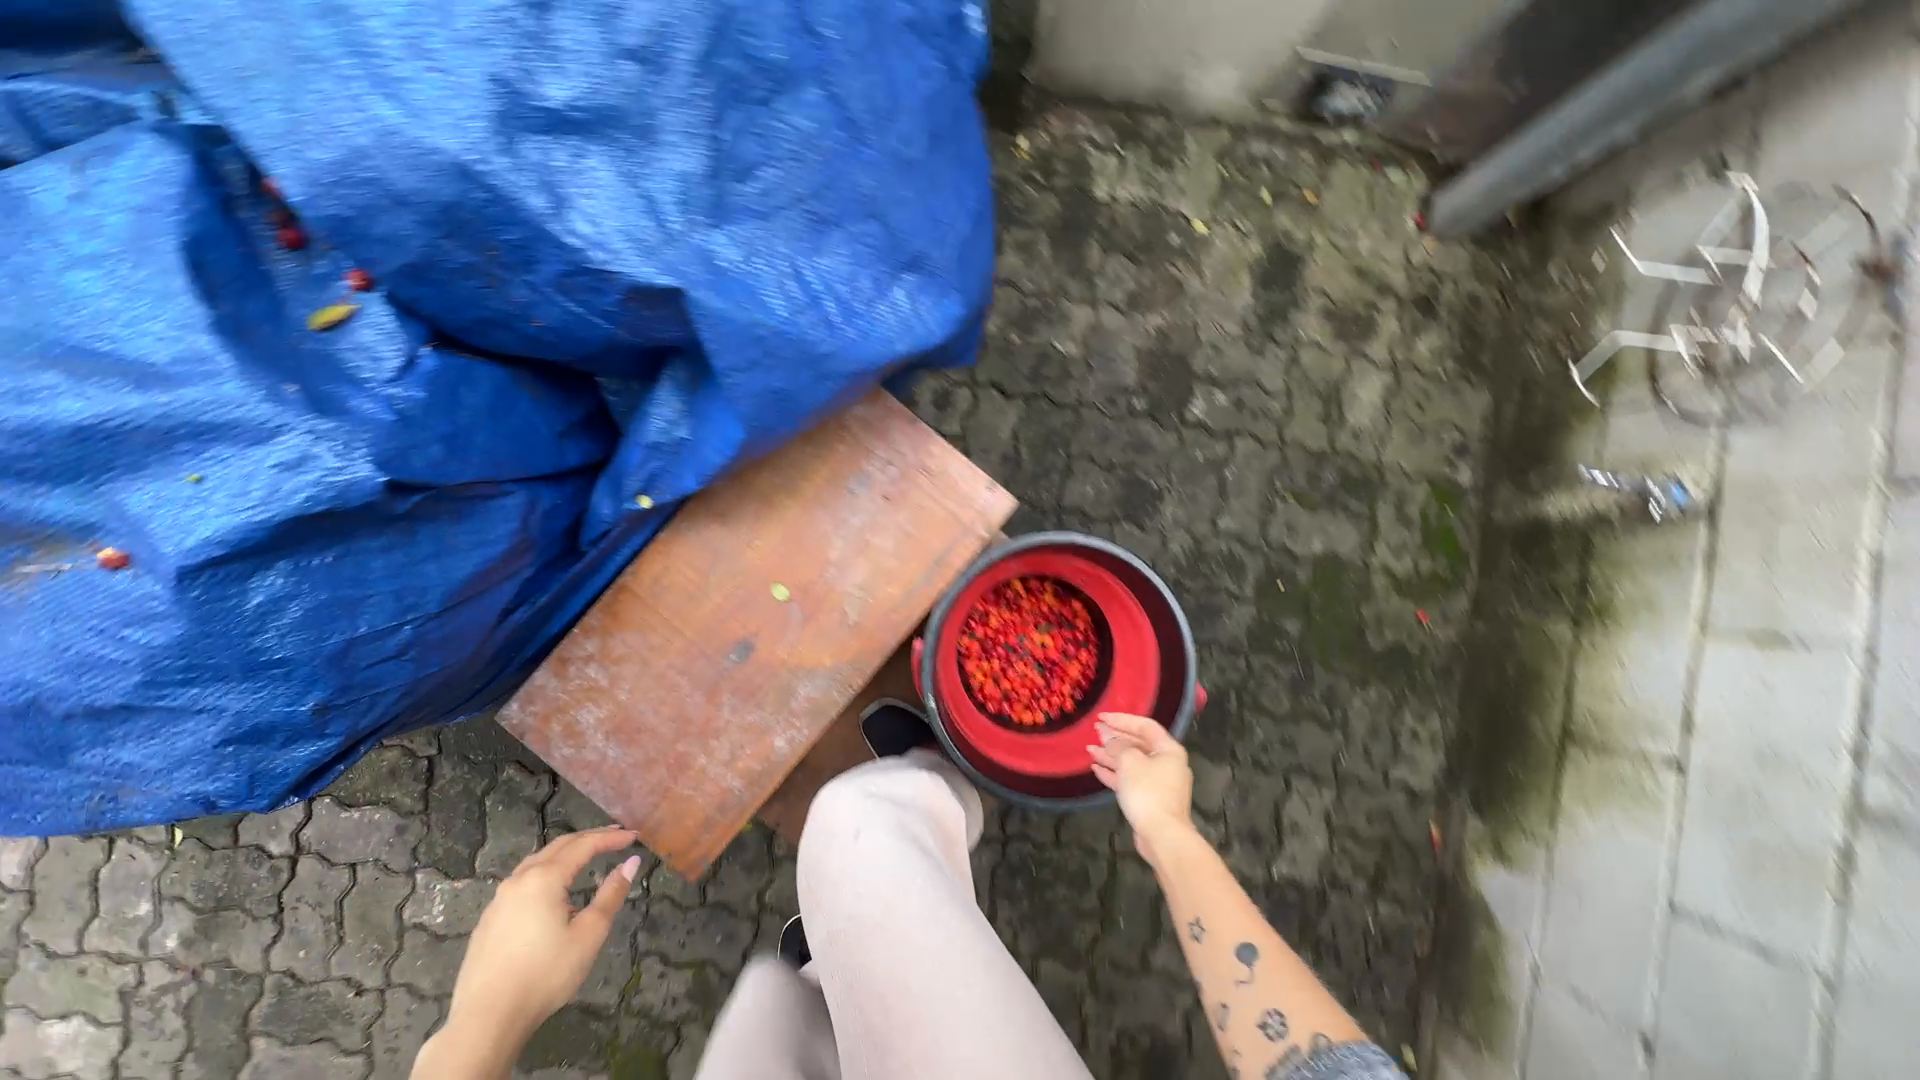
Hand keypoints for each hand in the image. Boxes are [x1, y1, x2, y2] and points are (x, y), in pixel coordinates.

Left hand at [444, 828, 641, 1046]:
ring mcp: (498, 900)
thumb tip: (631, 863)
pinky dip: (545, 873)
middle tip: (615, 836)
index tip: (633, 836)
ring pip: (536, 863)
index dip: (610, 838)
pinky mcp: (488, 920)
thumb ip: (611, 894)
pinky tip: (552, 892)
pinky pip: (522, 883)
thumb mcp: (589, 934)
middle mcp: (518, 880)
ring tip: (585, 857)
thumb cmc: (546, 973)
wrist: (487, 1017)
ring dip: (564, 854)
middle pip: (558, 847)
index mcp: (544, 878)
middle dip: (588, 838)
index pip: (583, 845)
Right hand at [1087, 712, 1194, 864]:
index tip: (1101, 717)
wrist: (1163, 834)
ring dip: (1111, 755)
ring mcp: (1158, 782)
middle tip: (1095, 731)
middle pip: (1138, 744)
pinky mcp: (1150, 799)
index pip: (1144, 726)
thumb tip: (1110, 739)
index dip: (1122, 719)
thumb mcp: (1129, 762)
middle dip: (1115, 737)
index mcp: (1168, 749)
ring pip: (1132, 762)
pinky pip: (1130, 779)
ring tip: (1089, 749)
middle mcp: (1166, 763)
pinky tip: (1096, 769)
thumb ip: (1117, 745)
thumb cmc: (1148, 791)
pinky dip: (1114, 773)